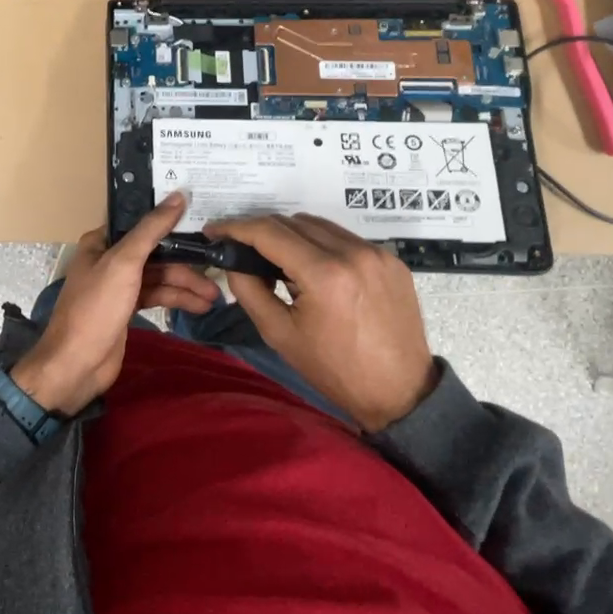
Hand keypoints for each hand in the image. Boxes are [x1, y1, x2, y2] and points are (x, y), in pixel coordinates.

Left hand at [11, 192, 214, 413]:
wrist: (77, 363)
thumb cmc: (96, 308)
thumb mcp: (124, 263)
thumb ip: (151, 230)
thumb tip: (178, 196)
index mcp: (100, 243)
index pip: (141, 224)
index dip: (170, 221)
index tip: (204, 220)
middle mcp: (108, 260)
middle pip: (155, 253)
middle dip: (185, 263)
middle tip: (218, 271)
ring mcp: (118, 286)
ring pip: (158, 277)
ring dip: (185, 285)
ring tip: (214, 298)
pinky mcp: (125, 309)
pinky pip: (156, 296)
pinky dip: (176, 299)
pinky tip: (198, 306)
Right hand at [204, 213, 435, 431]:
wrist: (399, 391)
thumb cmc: (333, 368)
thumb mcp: (278, 332)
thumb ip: (248, 289)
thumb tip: (233, 260)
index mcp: (324, 273)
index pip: (268, 232)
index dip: (234, 228)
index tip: (214, 232)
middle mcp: (353, 253)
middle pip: (292, 222)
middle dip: (259, 231)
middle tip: (240, 250)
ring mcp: (377, 254)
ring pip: (318, 225)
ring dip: (290, 234)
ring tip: (275, 261)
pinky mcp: (391, 260)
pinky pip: (343, 238)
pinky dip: (319, 244)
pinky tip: (311, 268)